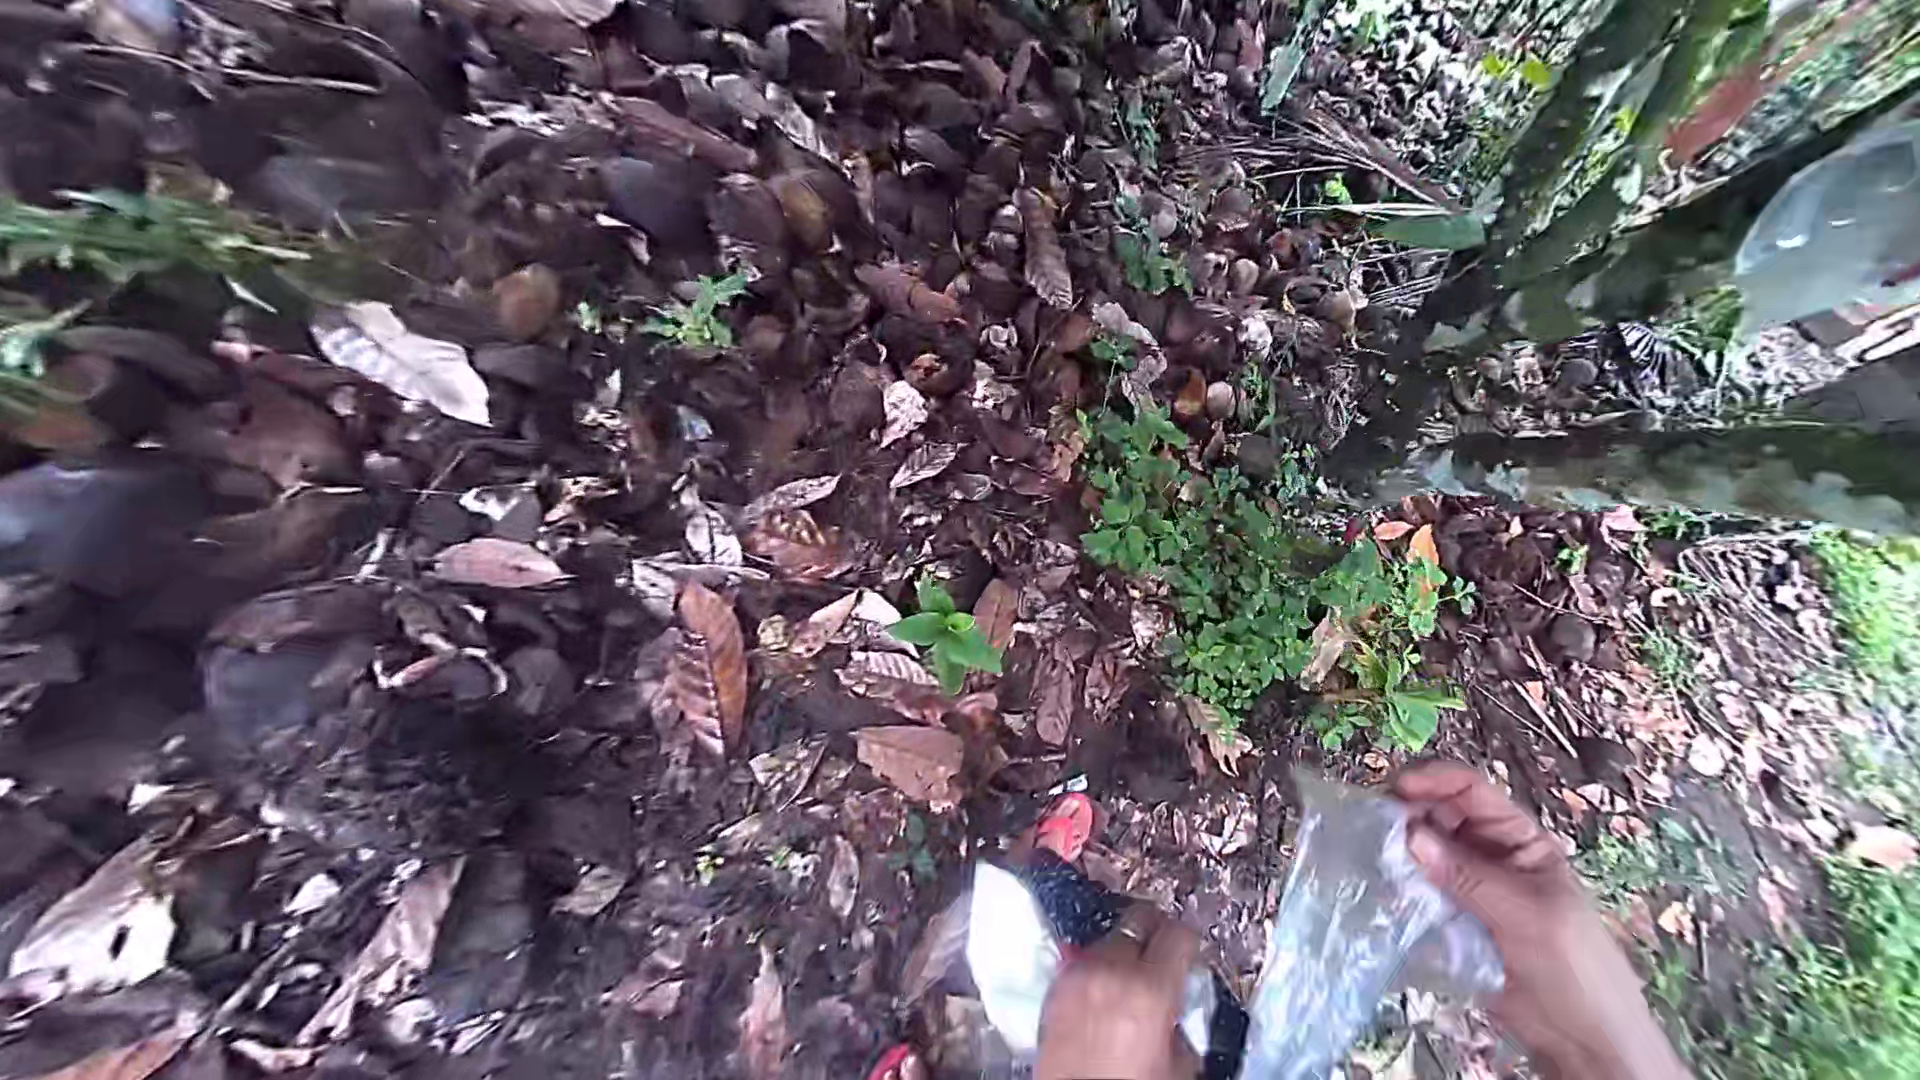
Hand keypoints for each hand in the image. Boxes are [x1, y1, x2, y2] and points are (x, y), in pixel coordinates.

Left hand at [1036, 904, 1200, 1079]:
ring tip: (1134, 976)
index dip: (1189, 936)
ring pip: (1110, 936)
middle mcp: (1111, 968)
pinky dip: (1100, 966)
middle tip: (1165, 947)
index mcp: (1149, 991)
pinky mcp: (1057, 981)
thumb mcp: (1176, 1068)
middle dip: (1156, 929)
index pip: (1177, 934)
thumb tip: (1179, 1004)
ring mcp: (1079, 970)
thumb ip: (1182, 1025)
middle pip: (1138, 920)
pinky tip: (1106, 989)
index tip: (1192, 944)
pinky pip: (1086, 958)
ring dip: (1126, 949)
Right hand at [1395, 763, 1690, 1079]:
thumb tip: (1410, 835)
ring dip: (1396, 844)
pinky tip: (1380, 881)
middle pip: (1434, 808)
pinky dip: (1393, 874)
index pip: (1469, 788)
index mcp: (1517, 838)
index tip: (1397, 790)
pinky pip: (1411, 877)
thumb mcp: (1531, 916)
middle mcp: (1484, 848)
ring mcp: (1461, 876)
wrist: (1583, 1042)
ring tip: (1373, 855)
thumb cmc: (1576, 970)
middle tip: (1378, 827)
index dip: (1433, 779)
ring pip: (1417, 841)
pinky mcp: (1441, 904)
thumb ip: (1470, 874)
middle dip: (1405, 811)